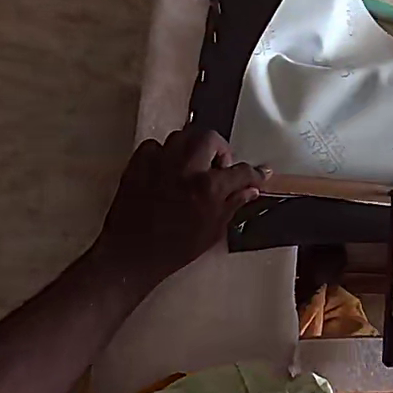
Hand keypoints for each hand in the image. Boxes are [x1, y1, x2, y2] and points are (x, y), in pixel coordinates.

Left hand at [92, 127, 266, 286]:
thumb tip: (250, 190)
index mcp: (208, 187)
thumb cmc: (176, 247)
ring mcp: (159, 164)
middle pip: (210, 138)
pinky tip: (168, 168)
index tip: (260, 175)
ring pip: (182, 137)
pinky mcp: (138, 166)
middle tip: (220, 166)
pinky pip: (154, 146)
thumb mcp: (214, 229)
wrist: (133, 255)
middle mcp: (186, 169)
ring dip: (193, 148)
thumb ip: (233, 204)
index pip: (241, 171)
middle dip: (221, 149)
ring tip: (195, 165)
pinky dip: (164, 153)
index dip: (255, 173)